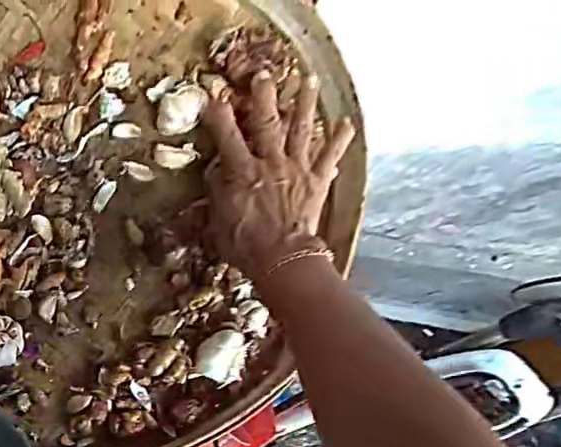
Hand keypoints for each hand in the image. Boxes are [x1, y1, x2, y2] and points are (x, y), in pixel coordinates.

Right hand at [202, 71, 355, 277]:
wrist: (280, 256)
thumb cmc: (243, 245)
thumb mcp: (218, 223)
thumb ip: (217, 195)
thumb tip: (215, 174)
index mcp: (243, 174)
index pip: (228, 140)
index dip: (220, 119)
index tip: (215, 99)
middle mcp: (271, 163)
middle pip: (267, 124)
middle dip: (264, 98)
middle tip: (263, 76)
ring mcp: (297, 168)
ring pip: (301, 129)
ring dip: (304, 104)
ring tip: (308, 83)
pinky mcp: (317, 179)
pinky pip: (331, 154)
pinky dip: (339, 138)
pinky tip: (345, 123)